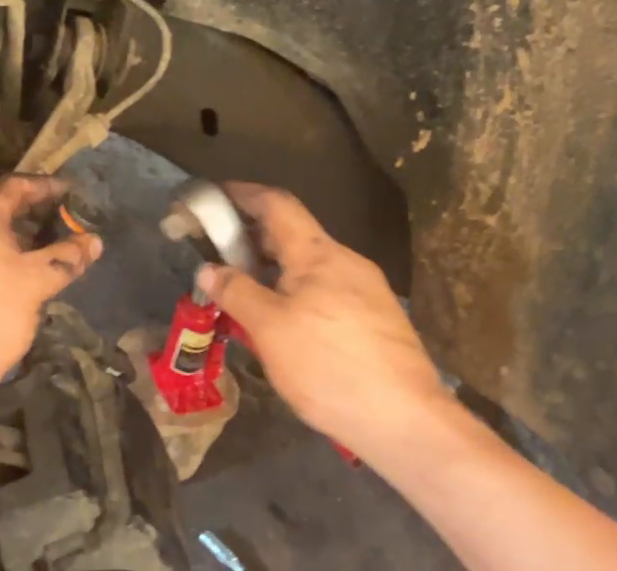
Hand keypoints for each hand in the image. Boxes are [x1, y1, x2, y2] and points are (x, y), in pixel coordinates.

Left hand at [0, 174, 103, 401]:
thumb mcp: (37, 283)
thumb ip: (66, 258)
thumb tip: (94, 240)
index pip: (16, 187)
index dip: (45, 186)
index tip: (70, 191)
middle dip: (26, 207)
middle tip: (56, 214)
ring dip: (10, 230)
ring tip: (39, 244)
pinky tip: (11, 269)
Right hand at [197, 182, 451, 457]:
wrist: (408, 423)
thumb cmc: (329, 366)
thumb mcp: (269, 329)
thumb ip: (236, 292)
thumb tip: (208, 268)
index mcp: (318, 253)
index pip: (276, 204)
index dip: (243, 193)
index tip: (214, 197)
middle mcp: (346, 261)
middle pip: (294, 234)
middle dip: (254, 239)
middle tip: (220, 257)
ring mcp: (368, 291)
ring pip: (311, 267)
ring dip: (275, 271)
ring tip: (247, 297)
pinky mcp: (378, 321)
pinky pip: (328, 292)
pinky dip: (297, 294)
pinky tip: (286, 327)